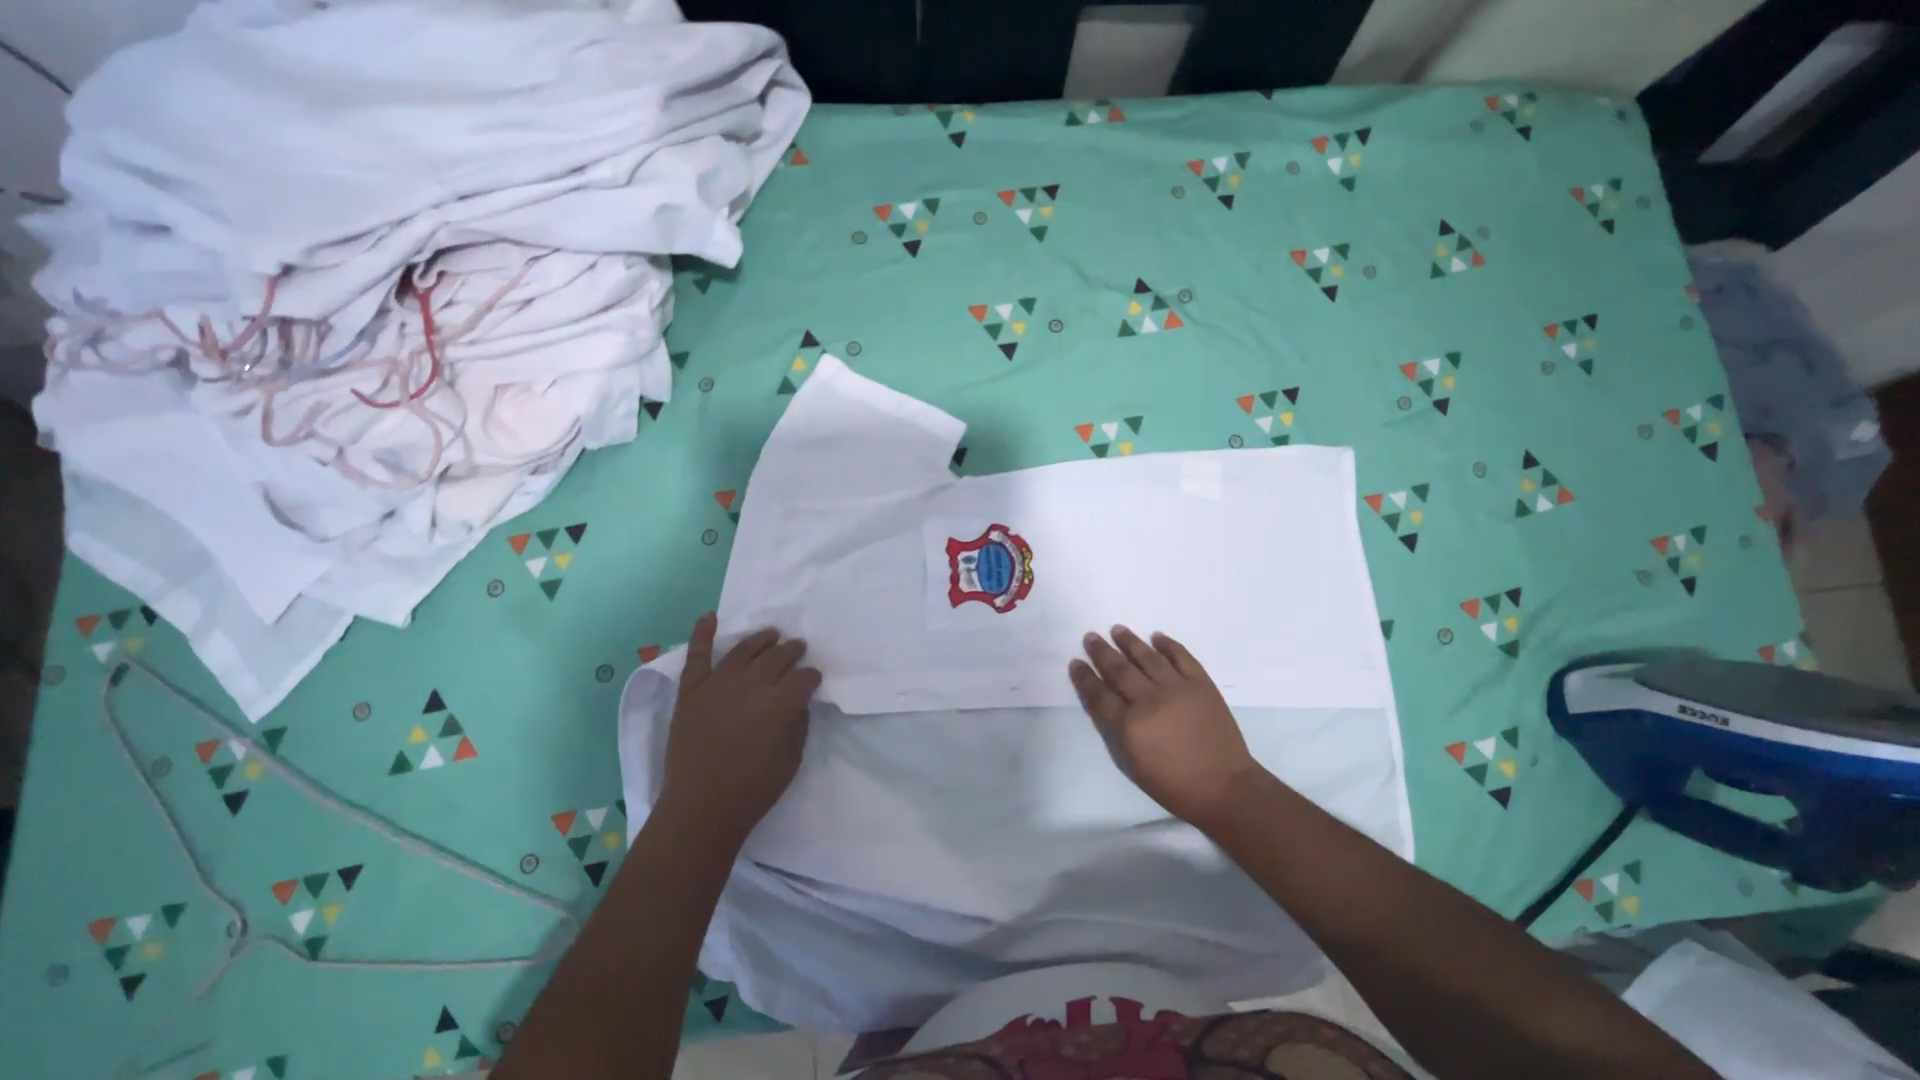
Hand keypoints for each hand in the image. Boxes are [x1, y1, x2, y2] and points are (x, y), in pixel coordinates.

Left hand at [658, 613, 820, 846]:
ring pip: (743, 651)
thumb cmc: (753, 790)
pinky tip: (710, 617)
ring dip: (760, 640)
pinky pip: (697, 656)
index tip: (814, 680)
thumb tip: (797, 702)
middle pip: (776, 658)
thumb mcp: (790, 760)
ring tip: (771, 634)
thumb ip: (797, 725)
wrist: (701, 808)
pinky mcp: (691, 692)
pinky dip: (702, 634)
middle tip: (798, 648)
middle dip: (791, 651)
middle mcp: (750, 686)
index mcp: (779, 704)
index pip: (803, 678)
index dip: (812, 677)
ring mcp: (717, 685)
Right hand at [1069, 626, 1265, 832]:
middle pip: (1120, 670)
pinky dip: (1169, 645)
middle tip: (1091, 637)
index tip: (1076, 662)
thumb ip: (1116, 731)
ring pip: (1148, 658)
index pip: (1099, 695)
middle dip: (1102, 652)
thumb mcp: (1132, 764)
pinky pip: (1182, 657)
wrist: (1223, 786)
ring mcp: (1178, 688)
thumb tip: (1105, 704)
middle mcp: (1150, 700)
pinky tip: (1157, 636)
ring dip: (1131, 642)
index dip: (1085, 678)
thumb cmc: (1173, 785)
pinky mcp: (1201, 684)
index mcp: (1129, 726)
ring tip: (1118, 629)